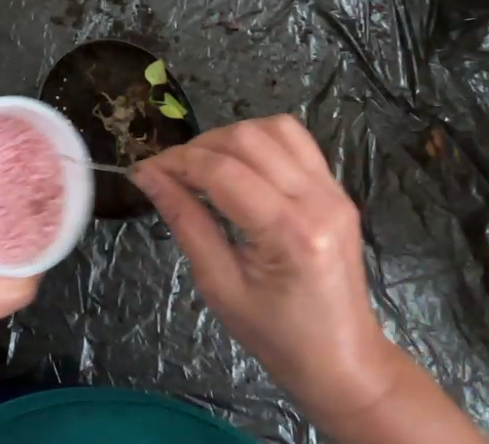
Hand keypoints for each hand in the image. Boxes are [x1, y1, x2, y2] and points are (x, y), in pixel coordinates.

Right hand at [132, 116, 399, 425]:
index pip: (221, 171)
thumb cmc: (277, 336)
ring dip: (229, 138)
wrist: (344, 360)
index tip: (144, 170)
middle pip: (246, 139)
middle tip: (171, 172)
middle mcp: (317, 200)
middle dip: (198, 147)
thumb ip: (184, 221)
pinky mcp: (336, 188)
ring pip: (272, 128)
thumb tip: (146, 176)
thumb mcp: (219, 285)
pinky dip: (258, 140)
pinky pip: (294, 140)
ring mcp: (333, 190)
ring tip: (205, 167)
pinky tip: (240, 166)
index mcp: (290, 233)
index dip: (175, 162)